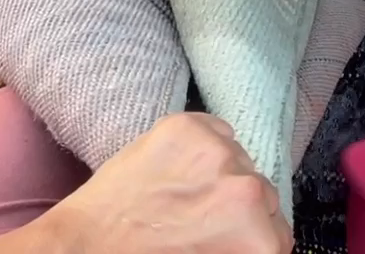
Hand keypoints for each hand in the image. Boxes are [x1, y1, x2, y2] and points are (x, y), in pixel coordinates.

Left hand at [36, 113, 291, 253]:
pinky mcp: (186, 124)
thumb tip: (253, 240)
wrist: (85, 248)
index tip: (236, 246)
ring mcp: (214, 148)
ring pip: (241, 162)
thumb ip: (242, 249)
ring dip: (224, 178)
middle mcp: (243, 184)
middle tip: (208, 229)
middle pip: (264, 197)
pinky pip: (218, 132)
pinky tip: (180, 173)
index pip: (279, 238)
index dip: (255, 247)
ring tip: (188, 200)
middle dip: (241, 214)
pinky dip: (206, 149)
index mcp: (255, 234)